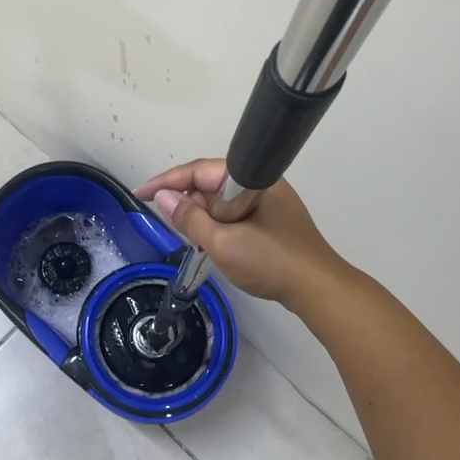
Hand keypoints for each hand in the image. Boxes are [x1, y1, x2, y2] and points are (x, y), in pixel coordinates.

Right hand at [135, 159, 351, 312]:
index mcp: (251, 179)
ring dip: (202, 216)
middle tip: (167, 222)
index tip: (141, 193)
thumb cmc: (271, 262)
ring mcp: (269, 201)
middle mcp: (261, 183)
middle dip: (186, 200)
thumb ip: (189, 219)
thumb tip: (163, 198)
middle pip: (210, 183)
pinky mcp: (272, 220)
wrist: (318, 289)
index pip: (199, 170)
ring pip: (222, 200)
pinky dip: (218, 224)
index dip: (167, 181)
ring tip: (189, 236)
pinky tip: (211, 241)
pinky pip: (235, 213)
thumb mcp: (221, 243)